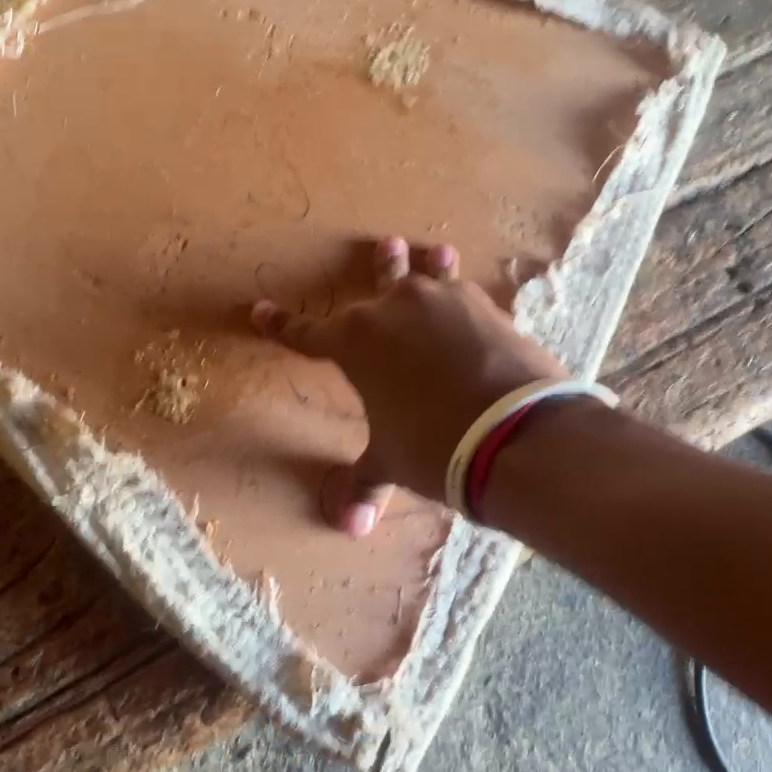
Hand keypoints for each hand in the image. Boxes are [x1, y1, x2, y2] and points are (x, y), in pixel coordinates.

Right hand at [251, 236, 567, 537]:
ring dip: (432, 265)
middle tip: (386, 245)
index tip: (259, 310)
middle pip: (381, 278)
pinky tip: (477, 305)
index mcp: (355, 341)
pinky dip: (469, 302)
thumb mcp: (391, 463)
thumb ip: (365, 485)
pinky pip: (471, 297)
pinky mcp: (489, 309)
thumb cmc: (431, 444)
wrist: (511, 432)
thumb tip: (349, 526)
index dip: (280, 325)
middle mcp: (396, 308)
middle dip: (380, 264)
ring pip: (433, 274)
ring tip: (437, 253)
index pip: (305, 333)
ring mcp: (446, 302)